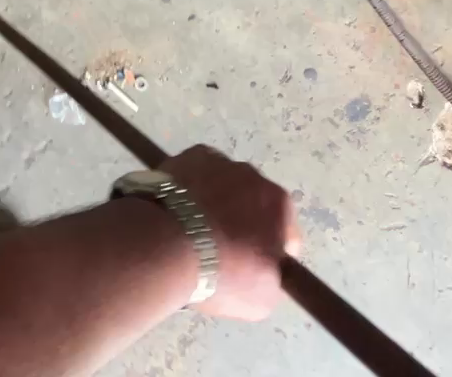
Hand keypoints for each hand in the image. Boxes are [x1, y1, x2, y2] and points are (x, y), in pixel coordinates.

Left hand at [160, 145, 300, 320]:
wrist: (166, 242)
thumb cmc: (222, 272)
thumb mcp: (263, 296)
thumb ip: (271, 274)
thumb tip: (262, 266)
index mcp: (279, 204)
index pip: (286, 233)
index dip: (272, 253)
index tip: (253, 267)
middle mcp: (251, 174)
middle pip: (252, 203)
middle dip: (243, 221)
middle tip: (221, 247)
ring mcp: (215, 160)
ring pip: (222, 185)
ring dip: (215, 201)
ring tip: (193, 227)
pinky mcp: (182, 156)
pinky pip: (193, 174)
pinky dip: (189, 188)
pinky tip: (177, 208)